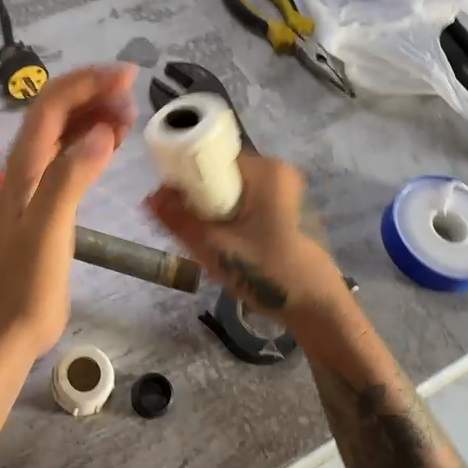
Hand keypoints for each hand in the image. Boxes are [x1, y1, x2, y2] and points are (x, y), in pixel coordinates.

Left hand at [0, 65, 137, 359]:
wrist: (3, 332)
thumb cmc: (25, 285)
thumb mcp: (49, 229)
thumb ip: (71, 178)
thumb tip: (102, 132)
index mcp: (25, 167)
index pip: (52, 105)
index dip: (86, 83)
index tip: (127, 77)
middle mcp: (27, 170)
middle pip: (57, 114)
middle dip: (93, 94)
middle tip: (134, 97)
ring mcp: (36, 189)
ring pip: (64, 135)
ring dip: (94, 116)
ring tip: (130, 115)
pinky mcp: (47, 209)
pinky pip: (70, 161)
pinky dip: (92, 145)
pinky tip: (111, 147)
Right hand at [146, 156, 347, 325]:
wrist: (319, 309)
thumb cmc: (270, 272)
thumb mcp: (215, 248)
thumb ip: (178, 220)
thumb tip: (148, 197)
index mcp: (266, 170)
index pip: (212, 159)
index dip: (186, 178)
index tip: (171, 204)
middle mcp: (278, 174)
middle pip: (221, 177)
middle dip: (198, 201)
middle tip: (187, 231)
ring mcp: (286, 195)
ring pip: (233, 195)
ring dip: (213, 215)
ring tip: (205, 243)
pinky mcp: (288, 215)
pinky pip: (247, 208)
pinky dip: (231, 222)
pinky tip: (226, 249)